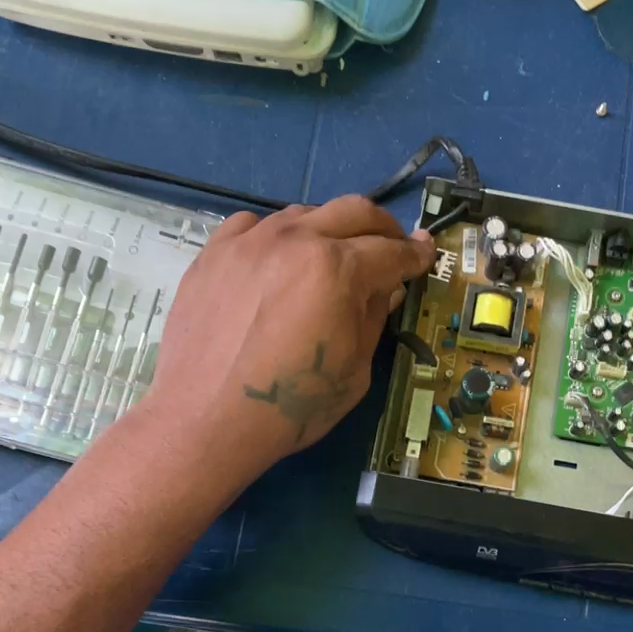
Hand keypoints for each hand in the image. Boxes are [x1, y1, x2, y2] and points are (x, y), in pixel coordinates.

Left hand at [133, 195, 433, 489]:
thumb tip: (384, 289)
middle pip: (353, 211)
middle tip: (391, 244)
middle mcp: (296, 240)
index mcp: (338, 270)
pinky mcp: (213, 252)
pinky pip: (254, 225)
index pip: (391, 251)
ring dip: (329, 228)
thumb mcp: (354, 372)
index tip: (426, 253)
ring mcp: (250, 241)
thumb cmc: (291, 407)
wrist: (206, 419)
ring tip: (333, 254)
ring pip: (304, 213)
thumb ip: (372, 320)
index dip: (416, 254)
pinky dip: (277, 235)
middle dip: (382, 226)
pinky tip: (276, 260)